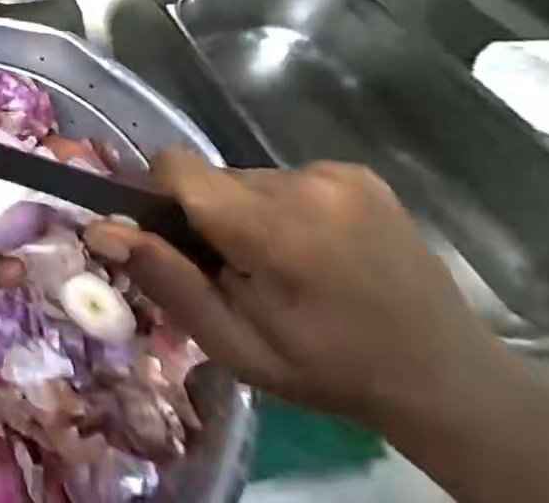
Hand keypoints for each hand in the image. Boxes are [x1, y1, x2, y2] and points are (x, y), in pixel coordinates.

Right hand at [83, 151, 504, 428]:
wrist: (449, 380)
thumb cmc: (325, 368)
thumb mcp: (232, 343)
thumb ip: (165, 278)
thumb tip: (100, 227)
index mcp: (271, 229)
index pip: (174, 167)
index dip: (159, 196)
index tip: (174, 238)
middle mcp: (304, 185)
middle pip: (209, 176)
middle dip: (205, 212)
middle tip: (233, 267)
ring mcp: (338, 176)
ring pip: (244, 176)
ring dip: (244, 210)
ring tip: (279, 262)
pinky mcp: (358, 174)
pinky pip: (282, 175)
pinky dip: (280, 205)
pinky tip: (312, 246)